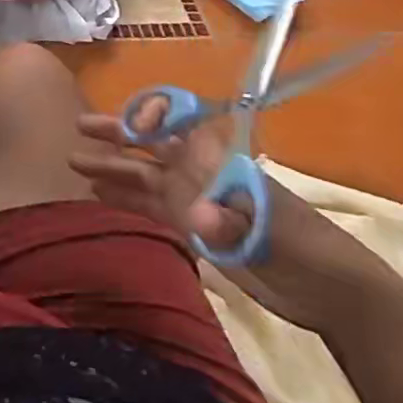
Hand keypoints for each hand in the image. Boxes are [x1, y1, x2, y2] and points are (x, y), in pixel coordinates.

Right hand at [72, 103, 398, 334]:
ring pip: (145, 175)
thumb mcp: (274, 232)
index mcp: (219, 160)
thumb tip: (196, 217)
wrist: (327, 288)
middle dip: (118, 134)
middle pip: (152, 145)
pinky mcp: (192, 229)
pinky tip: (98, 193)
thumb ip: (234, 222)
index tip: (129, 123)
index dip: (154, 114)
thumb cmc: (305, 245)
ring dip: (114, 166)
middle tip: (80, 127)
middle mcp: (200, 171)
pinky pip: (150, 206)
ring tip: (75, 161)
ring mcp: (194, 199)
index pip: (181, 122)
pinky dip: (125, 198)